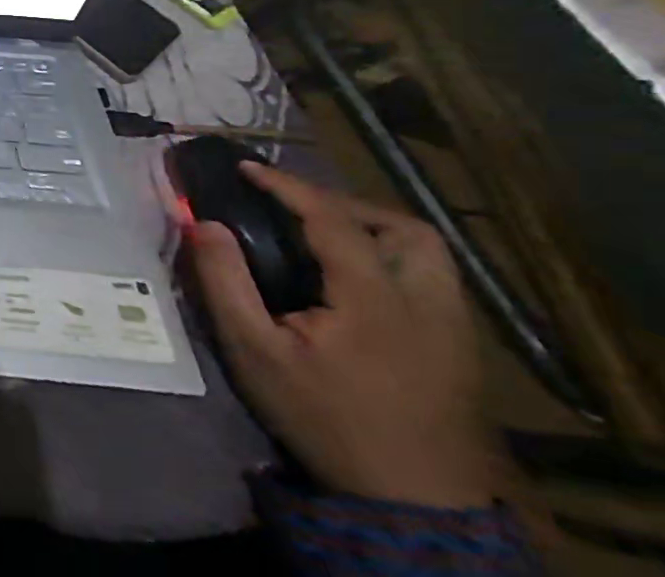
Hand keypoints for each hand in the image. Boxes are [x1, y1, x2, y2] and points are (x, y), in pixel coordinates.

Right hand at [188, 162, 498, 508]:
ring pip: (429, 253)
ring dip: (376, 232)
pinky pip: (432, 279)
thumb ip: (225, 281)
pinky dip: (392, 260)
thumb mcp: (253, 351)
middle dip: (346, 205)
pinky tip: (357, 282)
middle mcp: (427, 300)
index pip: (331, 218)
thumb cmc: (322, 416)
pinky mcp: (462, 347)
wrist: (410, 497)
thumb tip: (202, 223)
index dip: (286, 186)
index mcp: (375, 296)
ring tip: (326, 241)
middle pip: (404, 227)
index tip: (246, 168)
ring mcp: (454, 325)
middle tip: (295, 210)